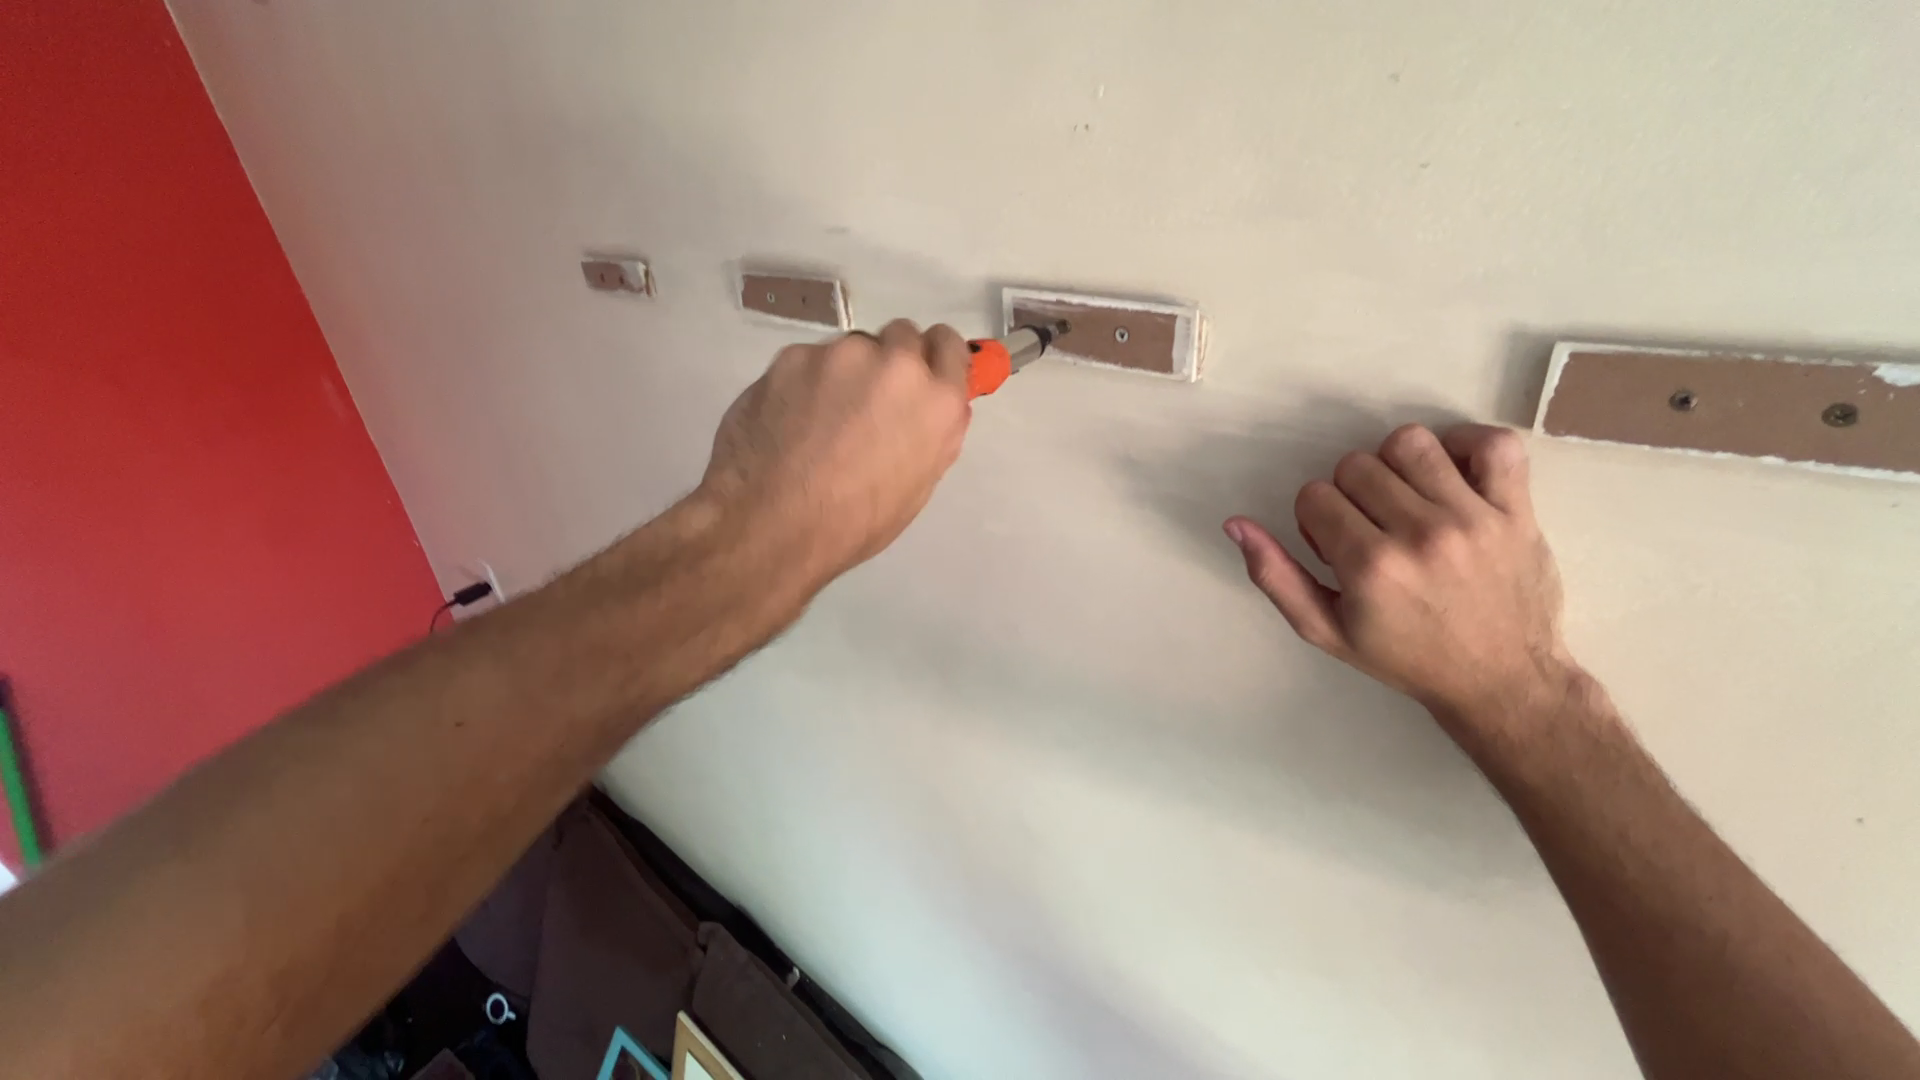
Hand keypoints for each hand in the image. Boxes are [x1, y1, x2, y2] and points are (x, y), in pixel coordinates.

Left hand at [699, 319, 971, 580]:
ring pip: (852, 348)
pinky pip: (808, 360)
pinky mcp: (793, 354)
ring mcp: (842, 354)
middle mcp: (897, 365)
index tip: (918, 374)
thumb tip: (924, 410)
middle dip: (889, 362)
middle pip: (902, 337)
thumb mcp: (915, 486)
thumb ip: (929, 434)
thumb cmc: (853, 523)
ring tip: (819, 421)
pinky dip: (803, 382)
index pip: (949, 346)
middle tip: (866, 404)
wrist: (770, 523)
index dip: (932, 360)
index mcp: (938, 402)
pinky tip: (787, 420)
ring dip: (844, 373)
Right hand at [1225, 424, 1577, 730]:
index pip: (1313, 496)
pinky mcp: (1516, 510)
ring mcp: (1473, 517)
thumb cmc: (1404, 656)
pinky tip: (1450, 473)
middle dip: (1349, 494)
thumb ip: (1273, 575)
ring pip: (1410, 443)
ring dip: (1395, 466)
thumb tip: (1235, 523)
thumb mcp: (1323, 629)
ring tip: (1405, 499)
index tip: (1336, 548)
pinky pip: (1492, 443)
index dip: (1315, 519)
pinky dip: (1466, 445)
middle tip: (1369, 528)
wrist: (1500, 681)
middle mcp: (1419, 534)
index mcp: (1369, 566)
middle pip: (1355, 465)